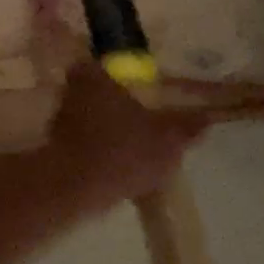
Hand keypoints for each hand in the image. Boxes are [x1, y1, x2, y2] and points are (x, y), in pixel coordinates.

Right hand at [48, 62, 207, 212]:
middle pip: (165, 143)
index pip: (195, 121)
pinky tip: (78, 153)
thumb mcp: (89, 84)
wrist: (68, 180)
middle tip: (127, 114)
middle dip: (148, 129)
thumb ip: (93, 71)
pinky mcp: (112, 199)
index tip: (179, 103)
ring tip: (96, 133)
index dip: (189, 110)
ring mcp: (140, 185)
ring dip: (123, 148)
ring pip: (139, 161)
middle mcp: (166, 163)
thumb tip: (88, 64)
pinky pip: (112, 174)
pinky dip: (101, 163)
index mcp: (173, 133)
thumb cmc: (94, 127)